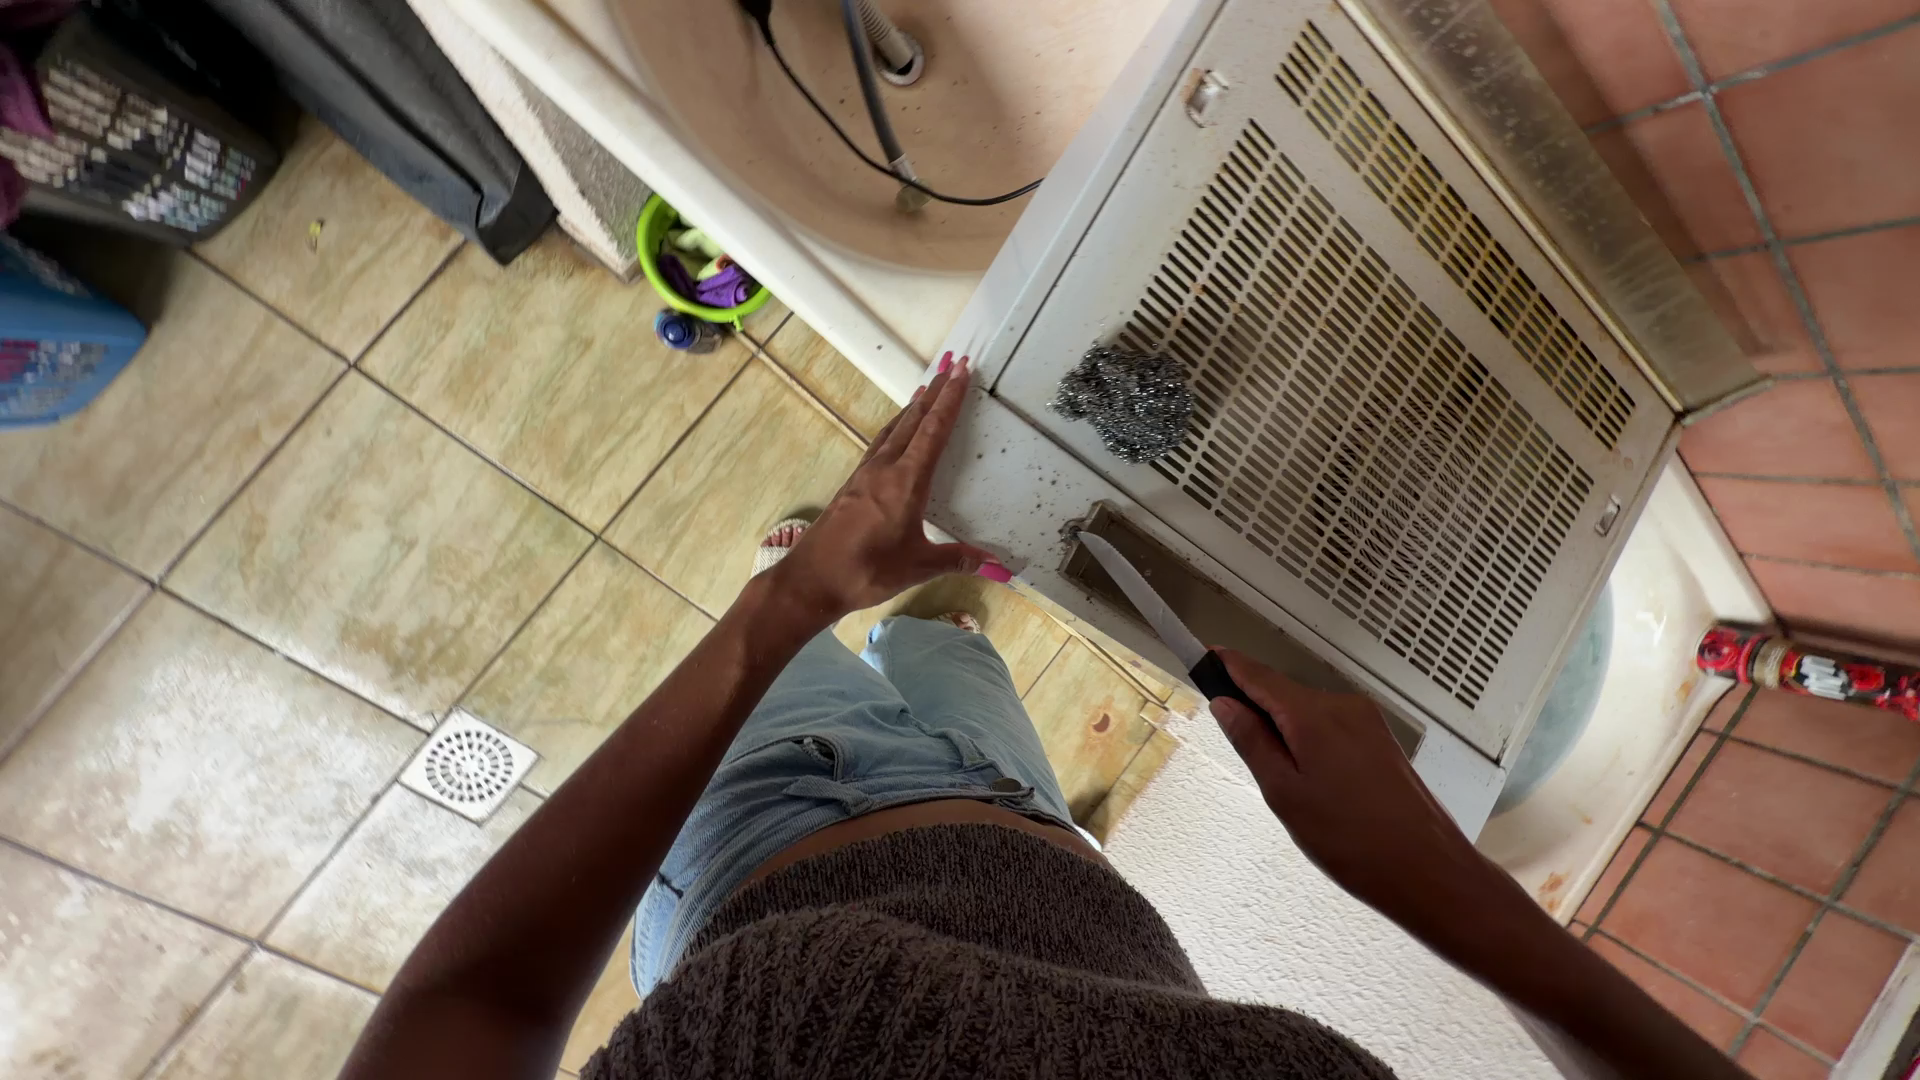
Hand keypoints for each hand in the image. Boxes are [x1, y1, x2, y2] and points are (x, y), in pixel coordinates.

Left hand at [765, 354, 997, 619]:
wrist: (812, 580)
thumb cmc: (867, 571)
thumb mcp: (918, 567)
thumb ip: (957, 558)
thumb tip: (996, 563)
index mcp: (905, 482)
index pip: (933, 431)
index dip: (950, 400)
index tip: (962, 371)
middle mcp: (884, 469)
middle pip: (913, 420)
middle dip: (935, 392)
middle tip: (952, 364)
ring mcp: (864, 475)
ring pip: (893, 429)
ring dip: (912, 408)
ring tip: (926, 388)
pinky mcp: (852, 486)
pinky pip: (879, 444)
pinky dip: (894, 428)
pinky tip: (895, 432)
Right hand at [1209, 648, 1495, 926]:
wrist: (1433, 874)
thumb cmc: (1350, 840)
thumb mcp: (1284, 793)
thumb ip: (1251, 741)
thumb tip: (1224, 703)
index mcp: (1313, 714)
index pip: (1257, 673)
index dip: (1226, 664)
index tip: (1201, 656)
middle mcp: (1342, 705)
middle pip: (1282, 692)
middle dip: (1255, 710)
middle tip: (1243, 754)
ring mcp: (1367, 721)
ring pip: (1305, 711)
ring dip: (1284, 730)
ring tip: (1287, 785)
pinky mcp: (1381, 739)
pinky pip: (1329, 725)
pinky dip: (1309, 740)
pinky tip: (1314, 783)